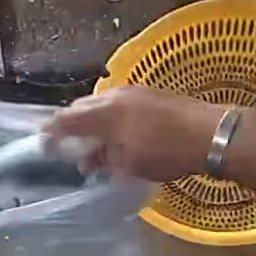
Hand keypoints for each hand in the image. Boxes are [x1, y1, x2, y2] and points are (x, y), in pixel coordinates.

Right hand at [45, 86, 226, 181]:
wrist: (212, 133)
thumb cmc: (167, 152)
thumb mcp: (130, 164)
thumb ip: (103, 159)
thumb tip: (87, 161)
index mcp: (104, 113)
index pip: (66, 119)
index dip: (52, 130)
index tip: (43, 140)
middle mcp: (114, 96)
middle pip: (82, 106)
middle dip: (71, 123)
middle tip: (67, 141)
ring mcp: (134, 91)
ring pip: (101, 102)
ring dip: (93, 119)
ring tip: (94, 139)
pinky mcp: (151, 93)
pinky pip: (119, 101)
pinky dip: (111, 115)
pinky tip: (119, 130)